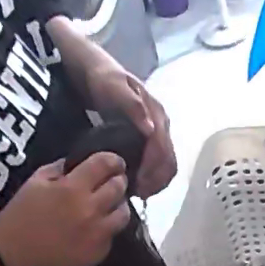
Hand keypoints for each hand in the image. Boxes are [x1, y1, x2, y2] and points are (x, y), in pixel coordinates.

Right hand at [0, 153, 130, 265]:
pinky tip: (96, 227)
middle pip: (119, 188)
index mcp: (73, 188)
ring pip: (123, 214)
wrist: (14, 253)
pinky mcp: (100, 252)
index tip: (115, 162)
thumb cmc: (22, 213)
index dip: (114, 160)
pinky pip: (112, 235)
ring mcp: (98, 234)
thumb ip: (61, 169)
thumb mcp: (37, 181)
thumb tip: (82, 163)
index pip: (105, 165)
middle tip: (114, 181)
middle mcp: (91, 210)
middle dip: (118, 181)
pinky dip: (108, 228)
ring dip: (119, 205)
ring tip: (110, 204)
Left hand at [80, 63, 175, 197]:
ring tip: (138, 193)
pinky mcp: (152, 139)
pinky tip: (139, 185)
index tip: (139, 186)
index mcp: (156, 113)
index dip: (152, 171)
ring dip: (156, 182)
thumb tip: (150, 130)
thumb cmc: (102, 78)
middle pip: (169, 161)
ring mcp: (159, 132)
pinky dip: (153, 178)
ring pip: (167, 165)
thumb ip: (131, 106)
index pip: (162, 149)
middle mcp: (162, 124)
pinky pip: (160, 164)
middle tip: (138, 195)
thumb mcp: (112, 86)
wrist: (95, 70)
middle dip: (156, 181)